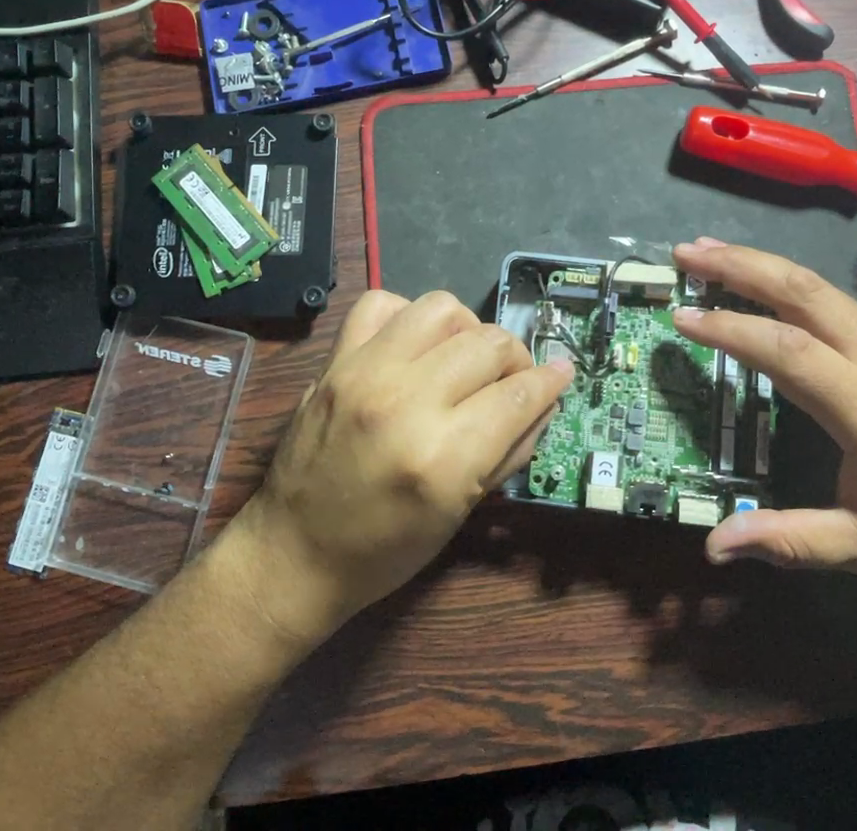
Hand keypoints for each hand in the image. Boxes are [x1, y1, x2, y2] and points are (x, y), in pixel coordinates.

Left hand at [233, 290, 573, 643]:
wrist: (295, 552)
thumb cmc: (385, 551)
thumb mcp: (460, 514)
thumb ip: (508, 451)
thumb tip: (542, 401)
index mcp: (444, 457)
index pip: (519, 393)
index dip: (550, 382)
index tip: (561, 374)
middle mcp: (407, 402)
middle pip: (488, 343)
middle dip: (514, 359)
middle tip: (508, 382)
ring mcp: (365, 374)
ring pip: (442, 308)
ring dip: (467, 329)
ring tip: (462, 359)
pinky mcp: (334, 363)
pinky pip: (380, 304)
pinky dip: (407, 317)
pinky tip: (413, 347)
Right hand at [671, 240, 856, 592]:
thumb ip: (787, 540)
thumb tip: (711, 547)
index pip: (788, 351)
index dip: (730, 329)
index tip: (680, 318)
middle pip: (808, 293)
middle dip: (742, 265)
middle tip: (686, 251)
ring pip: (826, 292)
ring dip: (766, 268)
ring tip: (713, 256)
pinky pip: (842, 308)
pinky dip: (794, 289)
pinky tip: (769, 293)